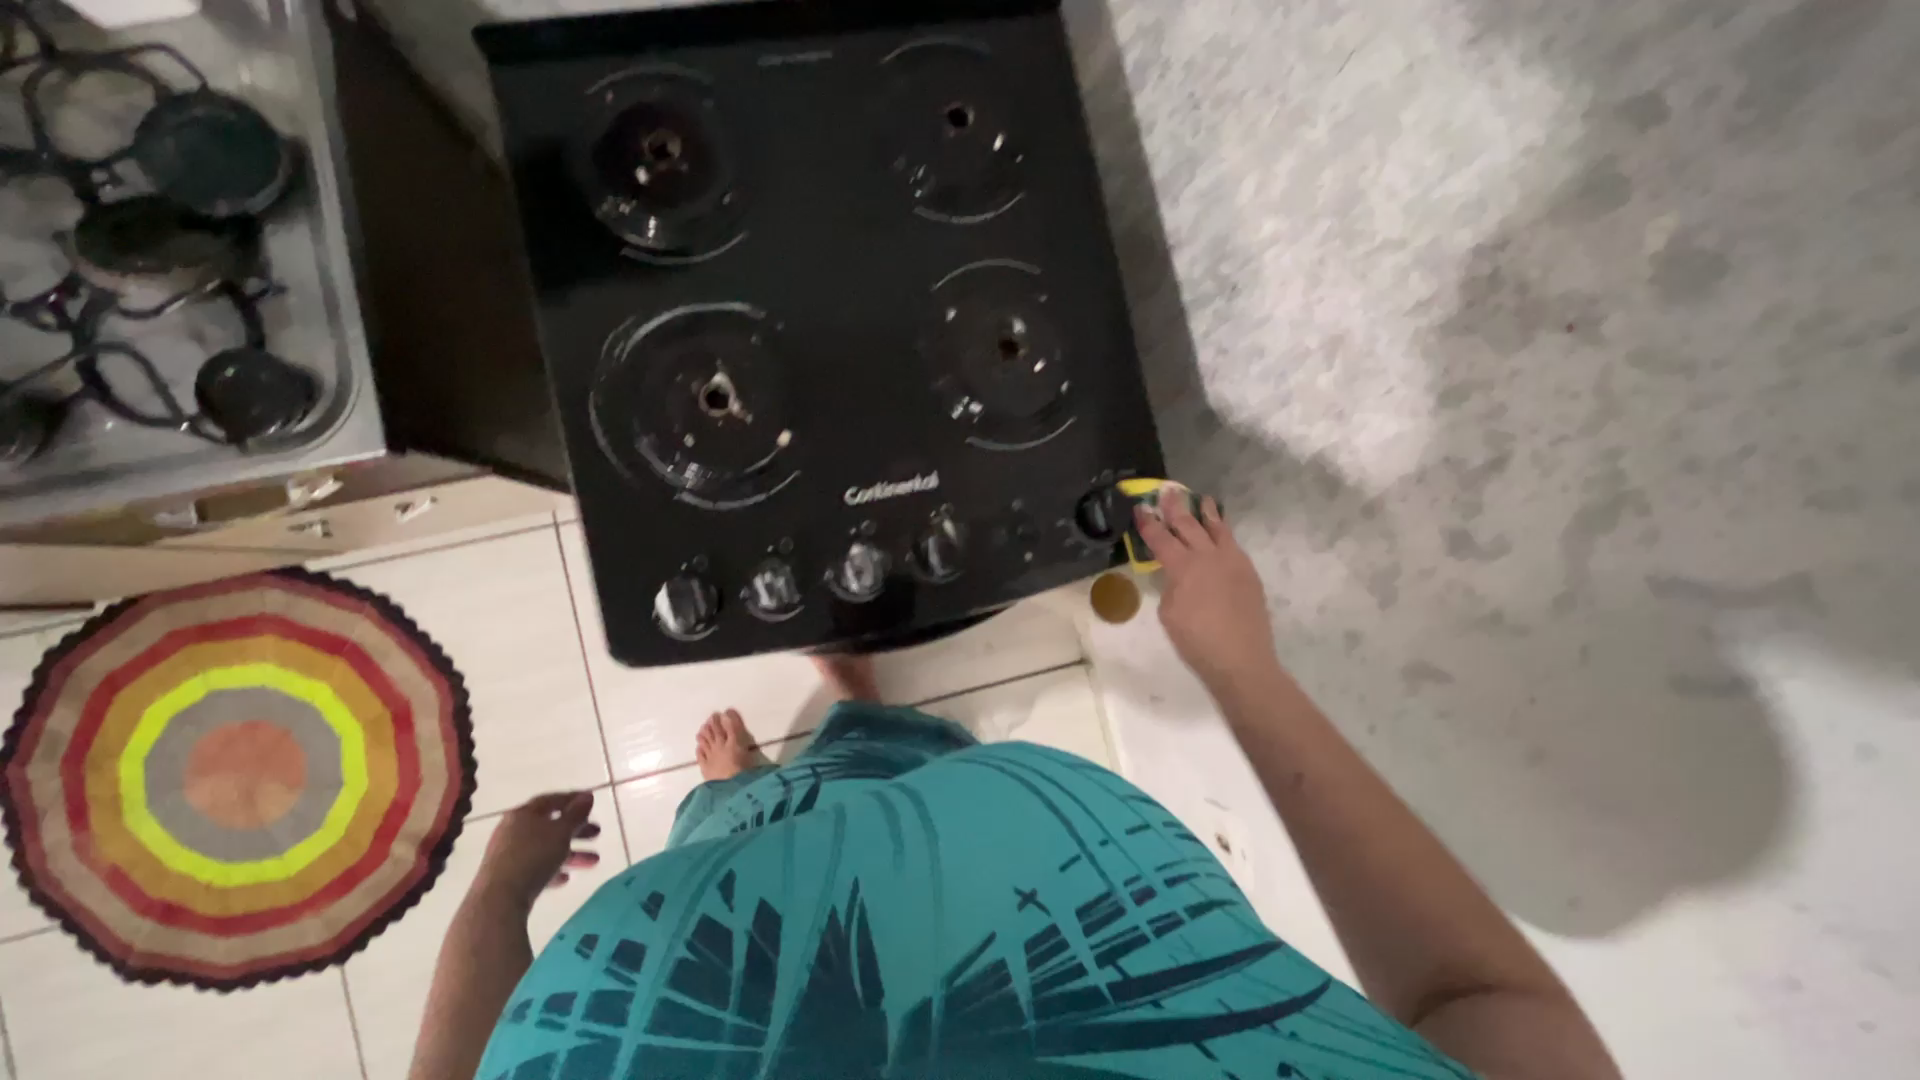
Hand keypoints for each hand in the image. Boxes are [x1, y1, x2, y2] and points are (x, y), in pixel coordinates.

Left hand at [473, 791, 601, 914]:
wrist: (499, 899)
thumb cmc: (533, 857)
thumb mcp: (561, 832)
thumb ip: (576, 814)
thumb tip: (587, 796)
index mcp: (523, 814)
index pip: (550, 800)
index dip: (572, 799)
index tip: (592, 802)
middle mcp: (512, 831)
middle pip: (549, 826)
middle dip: (576, 830)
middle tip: (597, 834)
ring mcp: (507, 855)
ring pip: (545, 848)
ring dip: (571, 853)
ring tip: (593, 862)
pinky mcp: (506, 877)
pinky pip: (534, 868)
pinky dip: (552, 870)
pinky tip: (565, 879)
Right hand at [1133, 492, 1278, 689]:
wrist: (1240, 658)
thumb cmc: (1196, 641)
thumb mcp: (1168, 614)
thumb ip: (1170, 587)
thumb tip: (1176, 576)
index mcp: (1183, 567)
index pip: (1160, 539)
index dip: (1147, 523)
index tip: (1140, 507)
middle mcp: (1207, 557)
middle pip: (1188, 525)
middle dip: (1176, 508)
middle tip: (1168, 491)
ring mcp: (1232, 561)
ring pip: (1217, 529)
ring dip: (1205, 513)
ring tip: (1200, 499)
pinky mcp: (1248, 572)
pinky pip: (1232, 544)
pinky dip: (1223, 532)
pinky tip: (1220, 531)